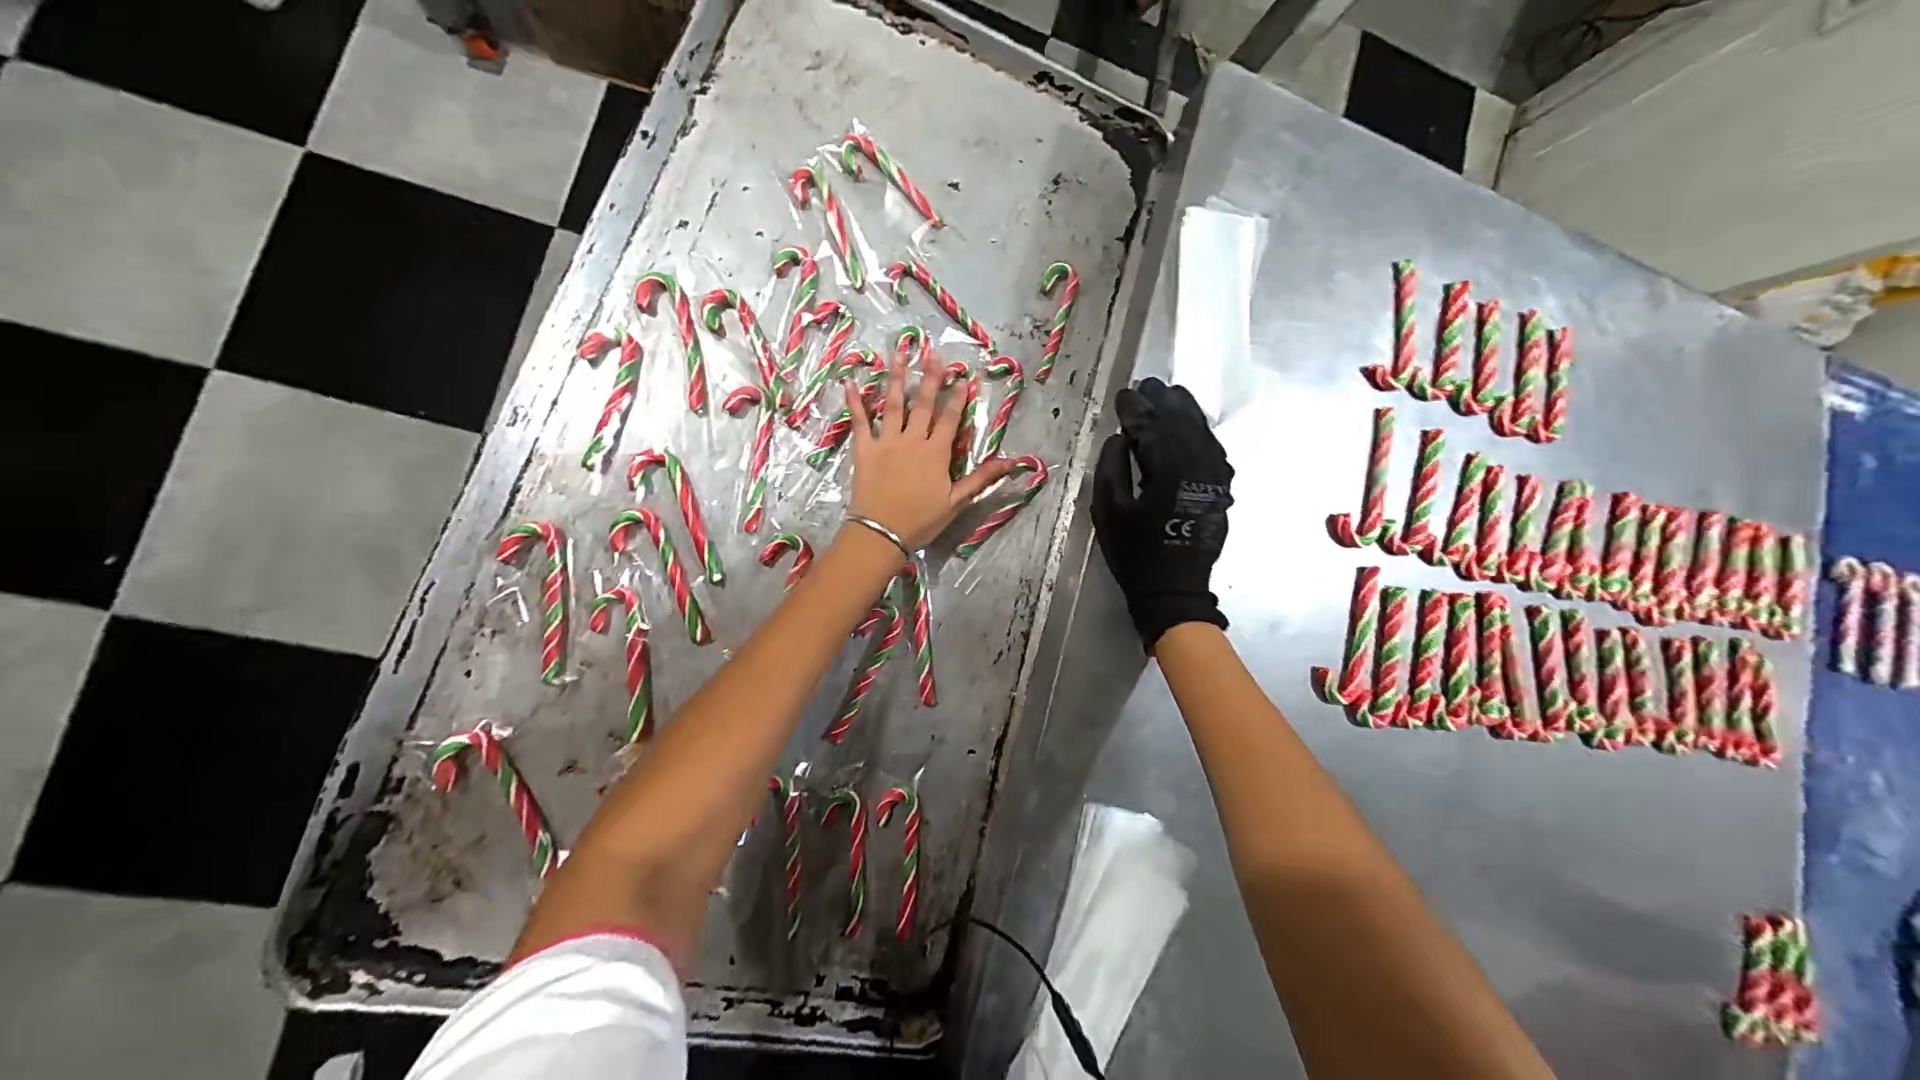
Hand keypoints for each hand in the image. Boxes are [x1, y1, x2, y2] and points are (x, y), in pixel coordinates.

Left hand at [846, 350, 1014, 547]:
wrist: (881, 532)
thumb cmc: (920, 521)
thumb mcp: (956, 502)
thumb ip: (980, 479)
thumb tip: (1010, 462)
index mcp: (936, 453)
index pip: (950, 419)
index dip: (957, 397)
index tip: (963, 377)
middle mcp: (912, 440)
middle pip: (923, 404)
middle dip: (930, 378)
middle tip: (934, 353)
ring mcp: (886, 442)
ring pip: (892, 404)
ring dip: (896, 377)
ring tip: (900, 353)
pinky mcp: (864, 449)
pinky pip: (859, 421)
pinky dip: (855, 401)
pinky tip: (850, 382)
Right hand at [1092, 378, 1232, 647]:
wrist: (1174, 589)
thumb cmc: (1135, 553)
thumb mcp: (1109, 511)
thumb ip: (1113, 467)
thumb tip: (1121, 436)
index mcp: (1167, 470)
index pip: (1151, 426)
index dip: (1135, 408)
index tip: (1122, 395)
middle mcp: (1198, 466)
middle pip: (1181, 421)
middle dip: (1162, 401)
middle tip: (1145, 385)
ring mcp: (1215, 476)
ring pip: (1201, 431)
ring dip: (1184, 411)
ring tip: (1168, 395)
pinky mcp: (1221, 487)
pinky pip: (1211, 448)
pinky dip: (1198, 431)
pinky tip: (1189, 425)